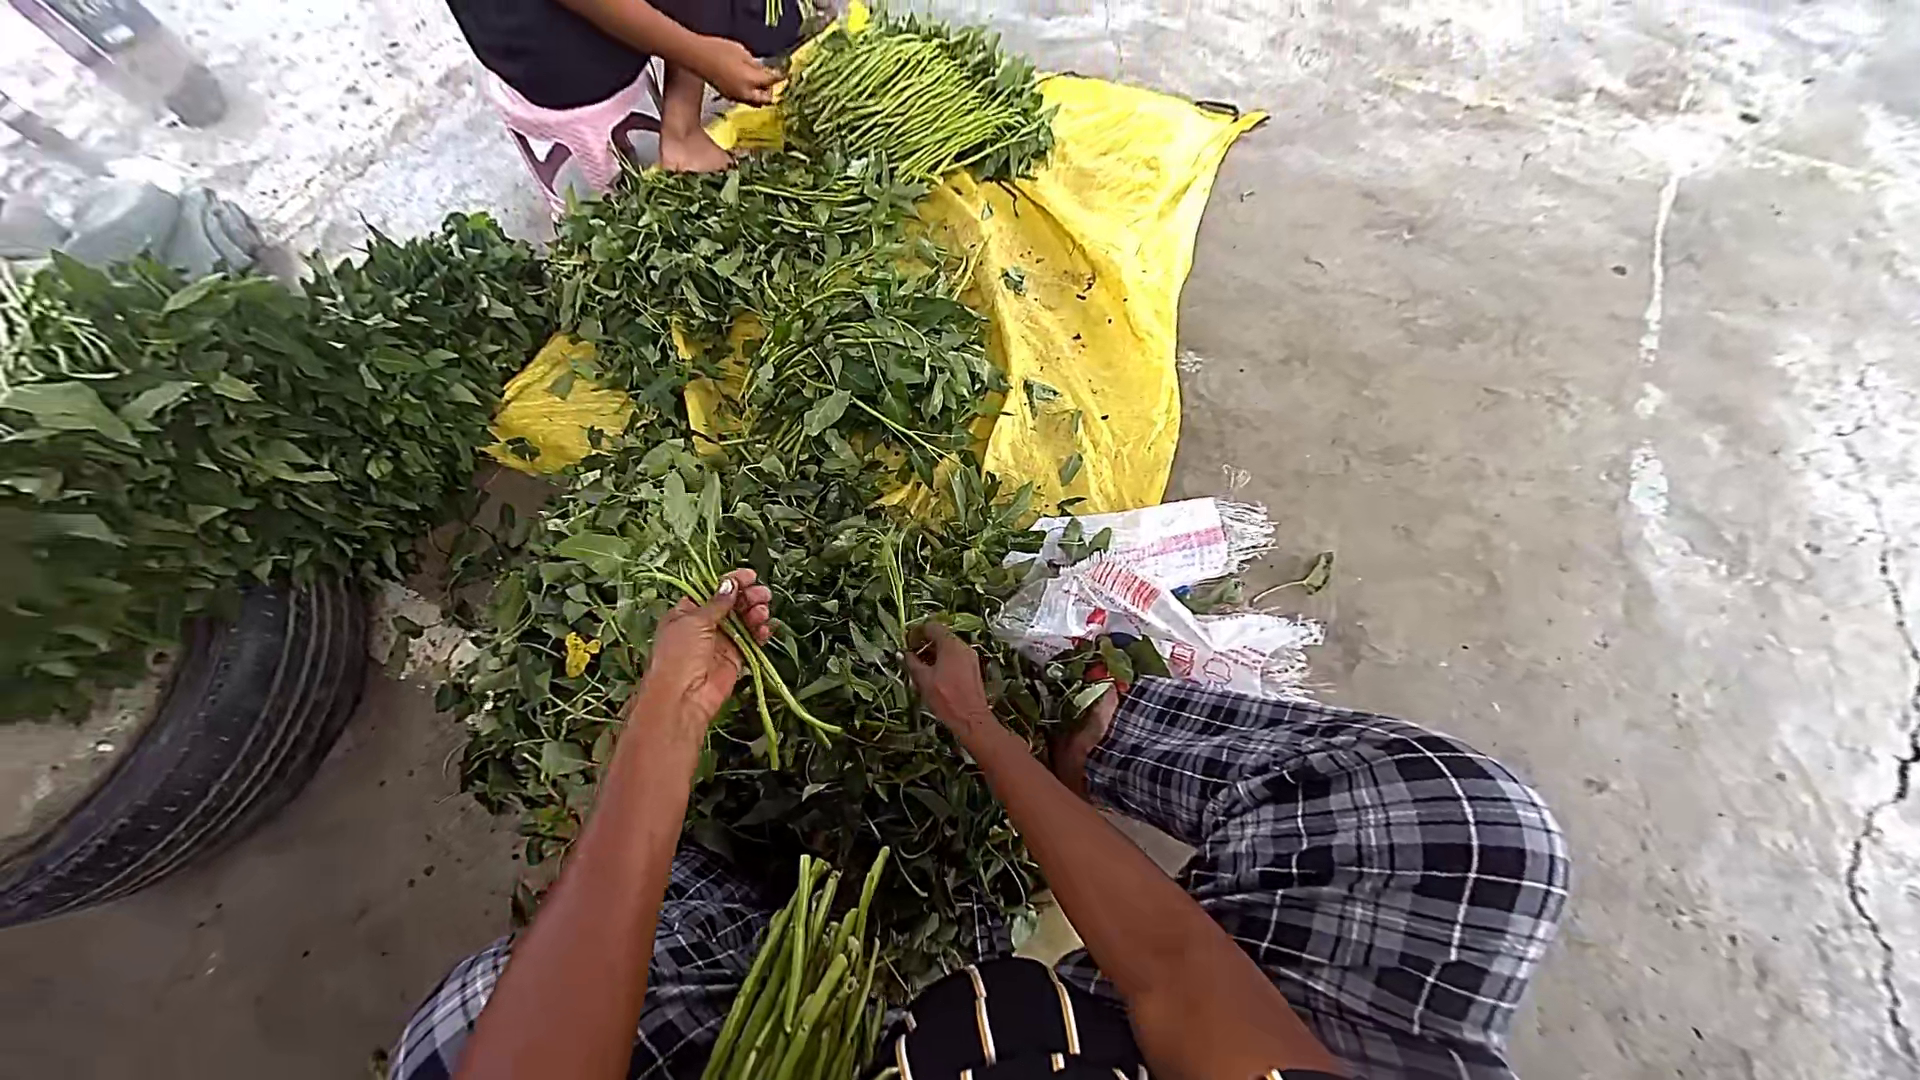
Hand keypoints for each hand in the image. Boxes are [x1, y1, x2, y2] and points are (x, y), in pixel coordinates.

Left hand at [633, 569, 773, 730]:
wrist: (683, 697)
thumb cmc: (679, 655)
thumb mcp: (694, 621)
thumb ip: (717, 602)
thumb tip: (730, 583)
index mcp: (688, 612)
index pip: (712, 590)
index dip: (731, 581)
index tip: (750, 576)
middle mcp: (705, 625)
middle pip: (732, 604)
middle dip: (748, 596)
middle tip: (762, 594)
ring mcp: (721, 641)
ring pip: (745, 620)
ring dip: (756, 613)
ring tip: (762, 612)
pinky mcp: (736, 657)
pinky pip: (752, 639)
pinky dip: (761, 632)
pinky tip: (765, 629)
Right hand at [692, 37, 779, 104]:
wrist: (697, 56)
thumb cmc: (716, 51)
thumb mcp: (741, 52)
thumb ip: (756, 65)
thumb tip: (765, 71)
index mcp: (750, 81)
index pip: (771, 81)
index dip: (779, 77)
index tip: (784, 75)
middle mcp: (745, 94)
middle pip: (766, 99)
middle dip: (770, 91)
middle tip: (770, 79)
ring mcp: (737, 98)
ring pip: (756, 102)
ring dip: (760, 95)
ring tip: (758, 81)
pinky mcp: (730, 97)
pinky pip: (746, 100)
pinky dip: (750, 94)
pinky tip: (746, 84)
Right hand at [903, 622, 1001, 744]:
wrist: (970, 718)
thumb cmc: (945, 698)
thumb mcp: (923, 679)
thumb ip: (912, 663)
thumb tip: (904, 654)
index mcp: (951, 644)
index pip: (933, 627)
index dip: (918, 632)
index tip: (908, 641)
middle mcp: (963, 647)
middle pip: (942, 636)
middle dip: (925, 643)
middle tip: (912, 654)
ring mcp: (970, 657)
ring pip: (950, 647)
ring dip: (934, 652)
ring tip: (921, 665)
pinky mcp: (973, 668)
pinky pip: (956, 657)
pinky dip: (944, 660)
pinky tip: (934, 673)